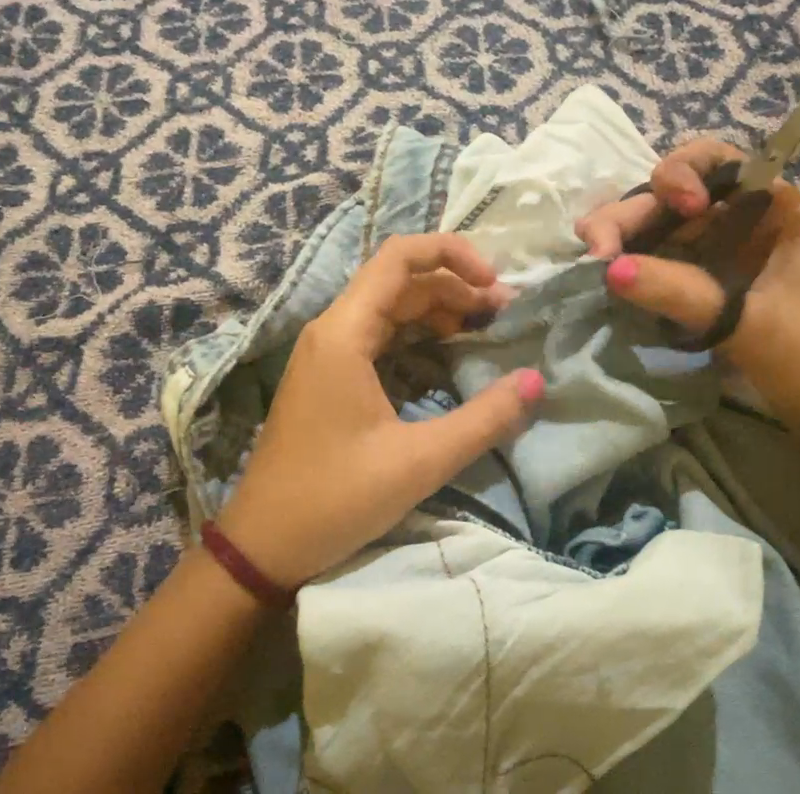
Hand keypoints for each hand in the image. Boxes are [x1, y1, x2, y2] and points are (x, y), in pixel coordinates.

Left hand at [214, 234, 544, 588]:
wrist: (263, 545)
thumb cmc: (334, 499)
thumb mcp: (419, 462)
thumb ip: (483, 419)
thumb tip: (536, 381)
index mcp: (344, 333)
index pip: (399, 257)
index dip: (452, 253)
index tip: (496, 283)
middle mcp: (332, 330)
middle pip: (399, 280)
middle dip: (456, 285)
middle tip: (506, 315)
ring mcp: (326, 353)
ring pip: (389, 306)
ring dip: (439, 308)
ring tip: (487, 330)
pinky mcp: (328, 377)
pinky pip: (378, 334)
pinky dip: (418, 333)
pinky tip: (449, 353)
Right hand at [576, 139, 799, 458]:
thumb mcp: (751, 322)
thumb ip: (678, 291)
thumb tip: (607, 269)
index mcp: (775, 211)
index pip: (717, 163)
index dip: (682, 173)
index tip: (676, 208)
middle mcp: (747, 227)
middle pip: (677, 202)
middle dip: (633, 215)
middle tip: (592, 247)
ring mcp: (731, 264)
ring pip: (667, 237)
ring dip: (628, 245)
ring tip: (592, 265)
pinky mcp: (718, 298)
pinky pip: (671, 272)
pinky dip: (641, 274)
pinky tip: (613, 285)